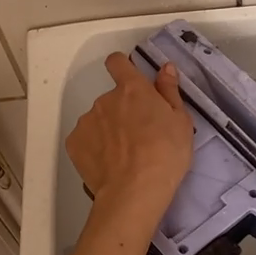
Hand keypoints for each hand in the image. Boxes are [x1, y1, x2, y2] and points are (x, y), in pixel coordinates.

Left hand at [65, 53, 193, 214]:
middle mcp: (105, 99)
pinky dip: (95, 148)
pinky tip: (108, 164)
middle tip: (139, 136)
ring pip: (99, 120)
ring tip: (124, 155)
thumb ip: (169, 91)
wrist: (135, 191)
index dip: (123, 67)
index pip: (118, 62)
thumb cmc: (166, 154)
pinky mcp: (74, 144)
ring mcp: (86, 121)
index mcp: (132, 89)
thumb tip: (165, 68)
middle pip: (112, 98)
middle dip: (122, 111)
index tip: (130, 80)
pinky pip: (86, 140)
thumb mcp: (181, 121)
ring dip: (108, 130)